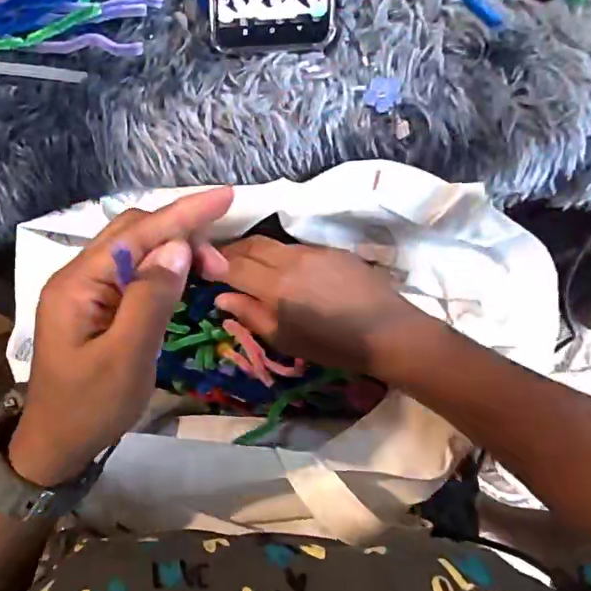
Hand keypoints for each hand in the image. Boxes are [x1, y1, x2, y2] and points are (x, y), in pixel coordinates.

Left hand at [7, 188, 234, 485]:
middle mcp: (76, 277)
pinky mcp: (91, 308)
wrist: (55, 446)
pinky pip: (129, 274)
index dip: (183, 213)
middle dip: (180, 233)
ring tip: (210, 271)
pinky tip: (179, 280)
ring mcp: (81, 292)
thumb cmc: (90, 407)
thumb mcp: (126, 358)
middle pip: (132, 233)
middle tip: (221, 261)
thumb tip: (178, 247)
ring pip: (133, 251)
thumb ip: (151, 299)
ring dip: (172, 252)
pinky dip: (159, 271)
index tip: (226, 196)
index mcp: (77, 284)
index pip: (137, 233)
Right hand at [201, 236, 440, 378]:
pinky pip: (295, 247)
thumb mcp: (285, 339)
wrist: (389, 333)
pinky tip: (282, 270)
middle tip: (218, 261)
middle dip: (229, 250)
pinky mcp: (331, 249)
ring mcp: (312, 251)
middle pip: (249, 245)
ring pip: (271, 243)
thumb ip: (250, 315)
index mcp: (274, 287)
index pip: (231, 266)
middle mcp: (289, 260)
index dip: (212, 265)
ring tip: (246, 264)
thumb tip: (222, 297)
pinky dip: (278, 254)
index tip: (200, 269)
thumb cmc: (333, 346)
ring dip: (253, 250)